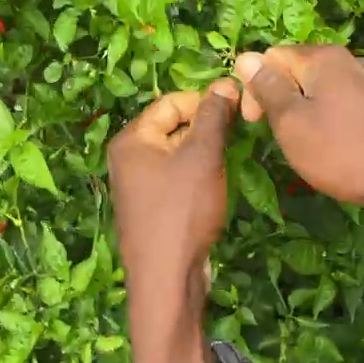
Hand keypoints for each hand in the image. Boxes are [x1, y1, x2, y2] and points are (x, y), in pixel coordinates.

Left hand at [107, 81, 238, 362]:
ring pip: (176, 154)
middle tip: (236, 136)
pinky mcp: (149, 208)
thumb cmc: (181, 211)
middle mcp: (126, 158)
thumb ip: (213, 116)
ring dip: (203, 153)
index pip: (170, 102)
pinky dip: (195, 176)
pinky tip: (213, 188)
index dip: (204, 101)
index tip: (236, 110)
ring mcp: (136, 186)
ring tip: (228, 161)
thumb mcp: (203, 157)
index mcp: (131, 139)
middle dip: (205, 128)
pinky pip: (174, 178)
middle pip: (172, 126)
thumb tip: (226, 83)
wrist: (165, 279)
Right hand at [234, 46, 363, 206]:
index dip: (256, 88)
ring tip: (314, 143)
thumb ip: (268, 88)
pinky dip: (337, 117)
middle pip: (300, 70)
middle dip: (284, 99)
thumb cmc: (341, 151)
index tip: (256, 123)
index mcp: (323, 58)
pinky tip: (342, 143)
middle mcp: (351, 59)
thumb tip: (246, 57)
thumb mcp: (292, 123)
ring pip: (327, 87)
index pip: (271, 58)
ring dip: (310, 109)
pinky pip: (351, 101)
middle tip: (284, 137)